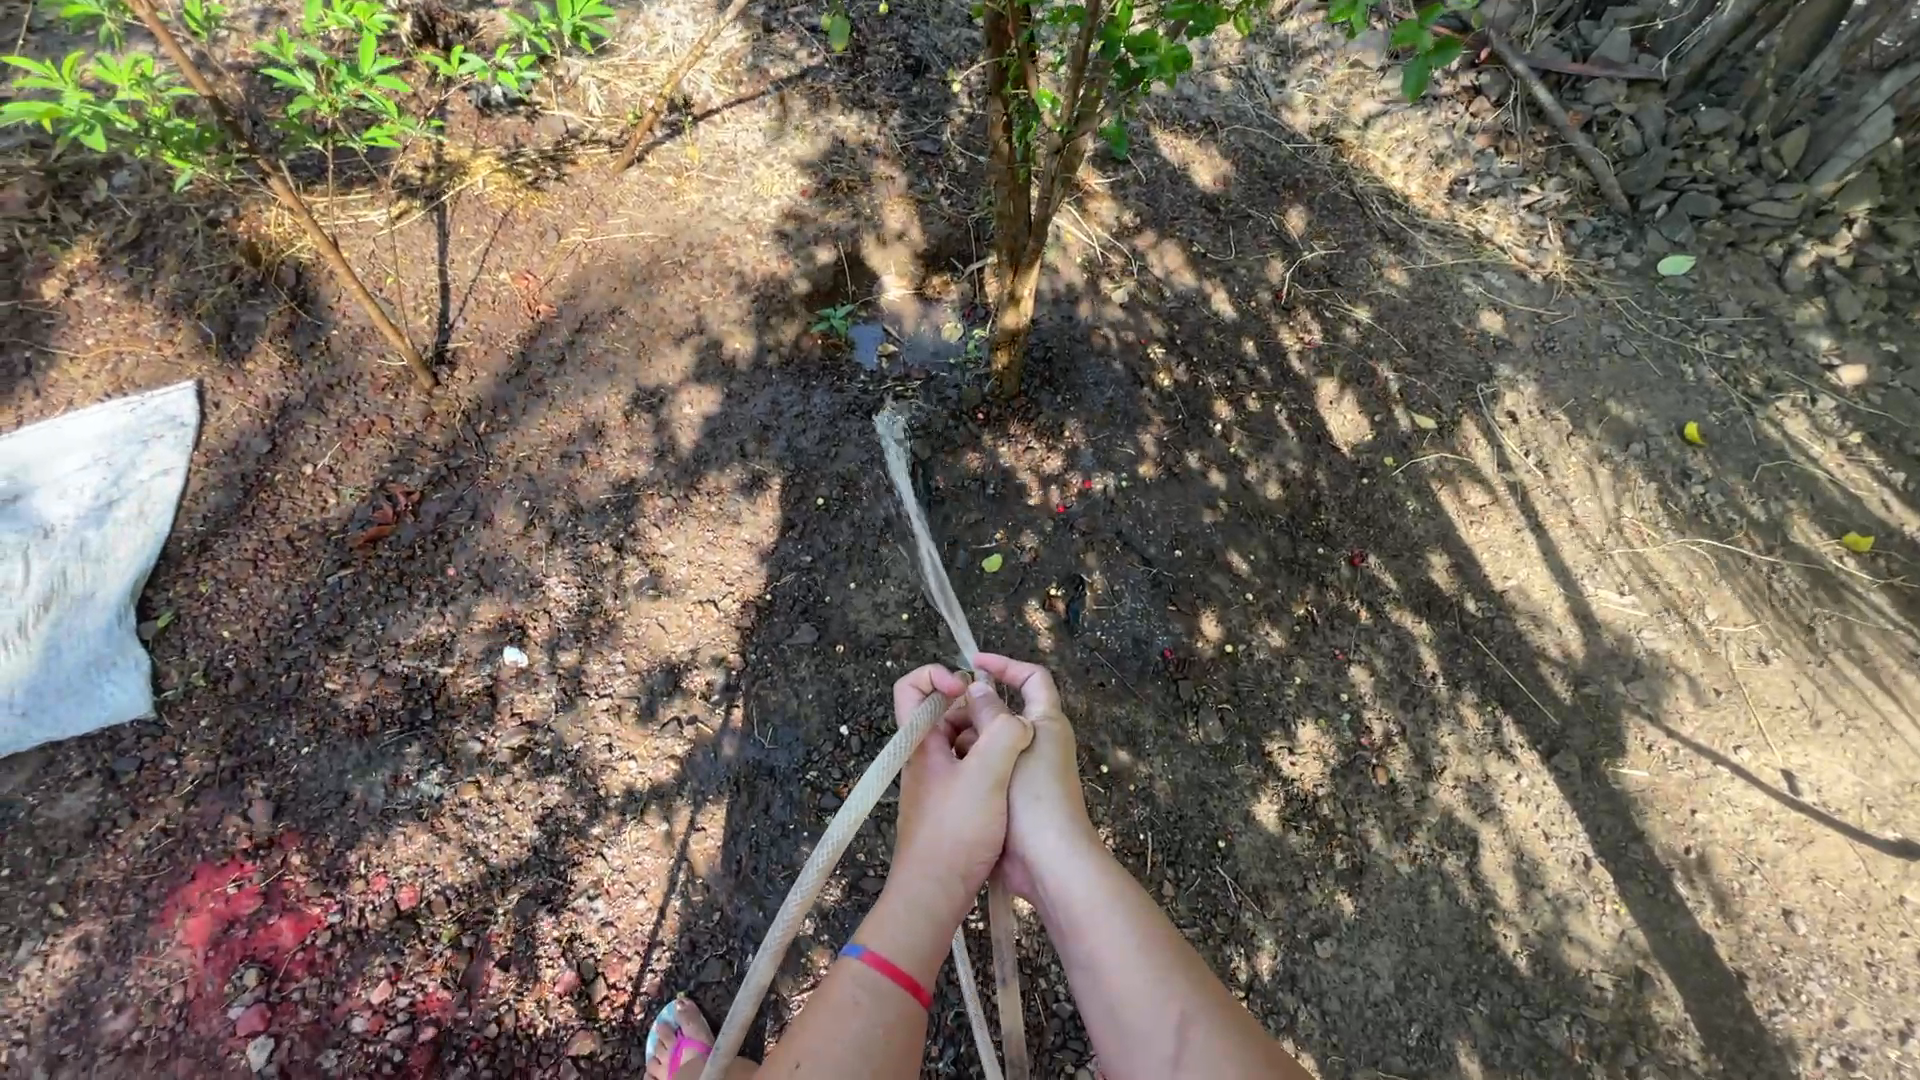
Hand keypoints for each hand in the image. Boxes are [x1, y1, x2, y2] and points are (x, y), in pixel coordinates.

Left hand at [888, 664, 1034, 923]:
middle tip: (1006, 726)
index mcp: (920, 741)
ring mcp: (935, 783)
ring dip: (988, 741)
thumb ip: (1001, 734)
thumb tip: (1013, 715)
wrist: (935, 895)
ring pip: (962, 743)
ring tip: (1015, 754)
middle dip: (977, 711)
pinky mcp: (949, 805)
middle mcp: (923, 756)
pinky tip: (1010, 783)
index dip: (936, 676)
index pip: (910, 687)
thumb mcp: (987, 775)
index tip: (967, 688)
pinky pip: (970, 770)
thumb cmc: (956, 832)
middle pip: (945, 714)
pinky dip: (990, 767)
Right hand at [967, 653, 1097, 901]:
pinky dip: (969, 762)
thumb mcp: (1010, 745)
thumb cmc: (1034, 796)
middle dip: (973, 708)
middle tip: (943, 711)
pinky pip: (987, 766)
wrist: (1049, 860)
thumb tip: (977, 688)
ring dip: (967, 737)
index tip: (974, 662)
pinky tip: (948, 769)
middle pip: (1003, 709)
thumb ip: (991, 713)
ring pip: (990, 739)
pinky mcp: (1012, 793)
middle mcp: (1039, 740)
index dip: (1005, 664)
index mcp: (1047, 721)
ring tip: (939, 742)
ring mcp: (1026, 768)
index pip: (1032, 677)